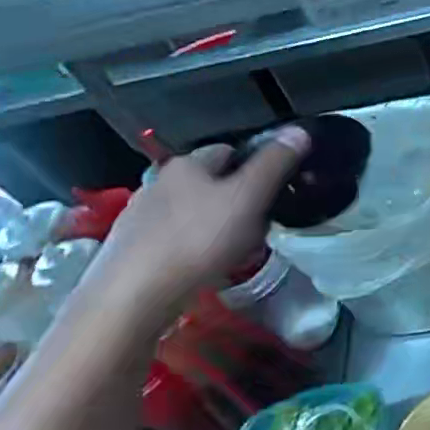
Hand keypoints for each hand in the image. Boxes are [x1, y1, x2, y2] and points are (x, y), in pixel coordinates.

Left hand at [77, 125, 311, 336]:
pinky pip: (174, 239)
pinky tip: (202, 267)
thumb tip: (299, 131)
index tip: (272, 190)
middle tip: (258, 226)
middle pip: (210, 183)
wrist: (132, 297)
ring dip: (214, 225)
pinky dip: (192, 248)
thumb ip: (274, 164)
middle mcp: (158, 182)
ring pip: (192, 212)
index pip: (228, 150)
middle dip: (236, 199)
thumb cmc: (198, 240)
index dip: (254, 166)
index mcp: (187, 164)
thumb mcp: (248, 198)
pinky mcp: (130, 249)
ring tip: (233, 250)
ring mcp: (139, 217)